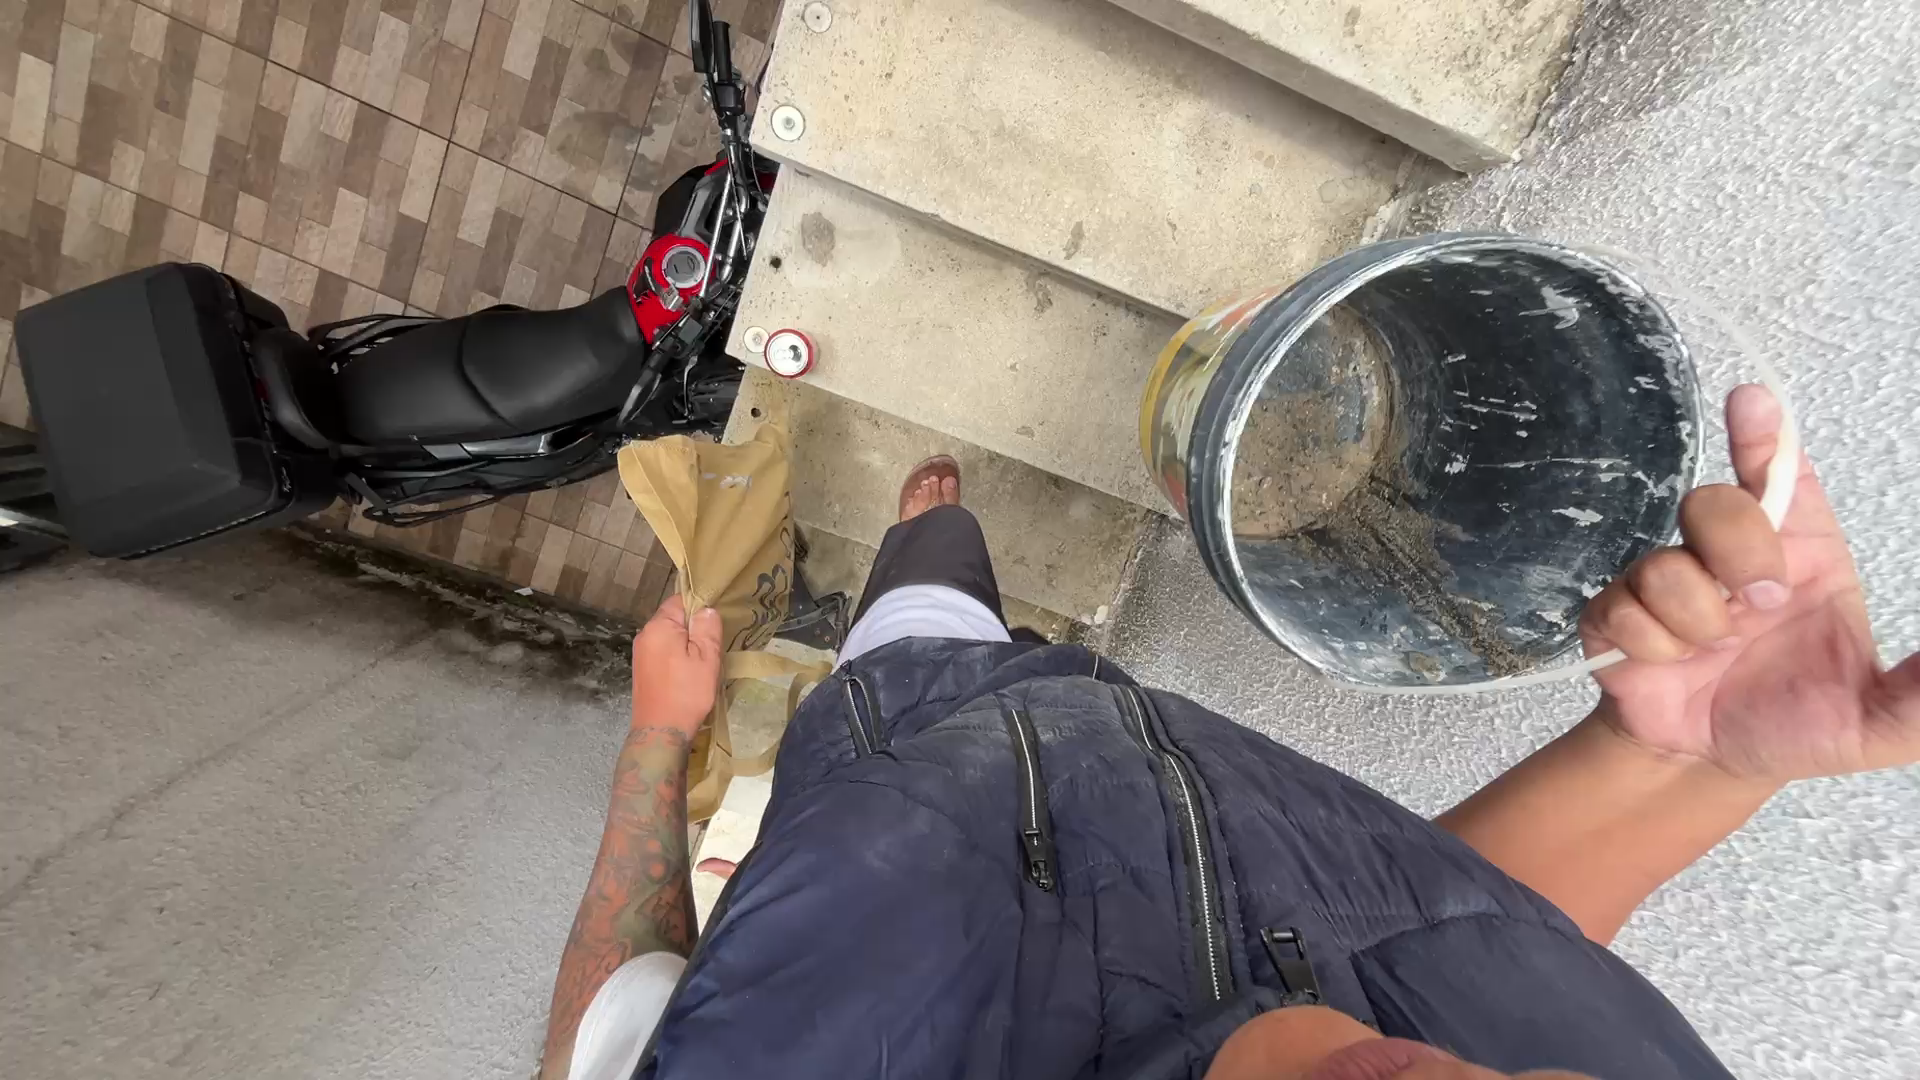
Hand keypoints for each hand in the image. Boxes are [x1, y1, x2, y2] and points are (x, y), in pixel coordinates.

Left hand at [632, 594, 722, 735]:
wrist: (660, 731)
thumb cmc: (687, 692)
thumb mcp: (706, 657)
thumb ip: (707, 627)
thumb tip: (706, 609)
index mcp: (659, 626)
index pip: (680, 600)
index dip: (700, 606)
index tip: (715, 622)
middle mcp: (645, 635)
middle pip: (673, 618)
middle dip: (693, 626)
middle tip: (713, 643)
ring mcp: (641, 653)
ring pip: (669, 635)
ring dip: (686, 642)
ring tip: (703, 659)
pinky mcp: (642, 669)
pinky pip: (663, 650)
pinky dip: (677, 655)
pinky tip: (689, 671)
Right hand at [1579, 384, 1919, 781]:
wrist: (1706, 758)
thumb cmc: (1797, 724)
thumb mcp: (1890, 717)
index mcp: (1800, 561)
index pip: (1779, 482)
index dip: (1765, 437)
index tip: (1752, 396)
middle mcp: (1726, 560)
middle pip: (1711, 506)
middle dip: (1737, 554)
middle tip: (1758, 606)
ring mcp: (1662, 583)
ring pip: (1663, 565)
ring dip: (1695, 619)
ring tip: (1710, 651)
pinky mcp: (1612, 612)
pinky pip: (1622, 608)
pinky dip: (1653, 643)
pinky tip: (1668, 662)